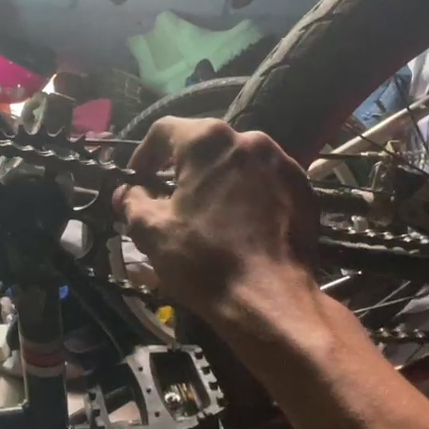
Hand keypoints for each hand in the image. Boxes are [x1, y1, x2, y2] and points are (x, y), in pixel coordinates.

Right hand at [114, 117, 319, 326]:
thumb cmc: (203, 259)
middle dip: (182, 167)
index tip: (137, 179)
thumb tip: (126, 192)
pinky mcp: (303, 188)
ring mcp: (281, 162)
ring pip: (237, 162)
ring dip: (216, 180)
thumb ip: (133, 201)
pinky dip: (246, 194)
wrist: (270, 298)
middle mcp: (249, 139)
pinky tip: (238, 224)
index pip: (165, 129)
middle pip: (204, 144)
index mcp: (207, 141)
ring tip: (205, 212)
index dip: (144, 153)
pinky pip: (264, 181)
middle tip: (168, 198)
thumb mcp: (151, 230)